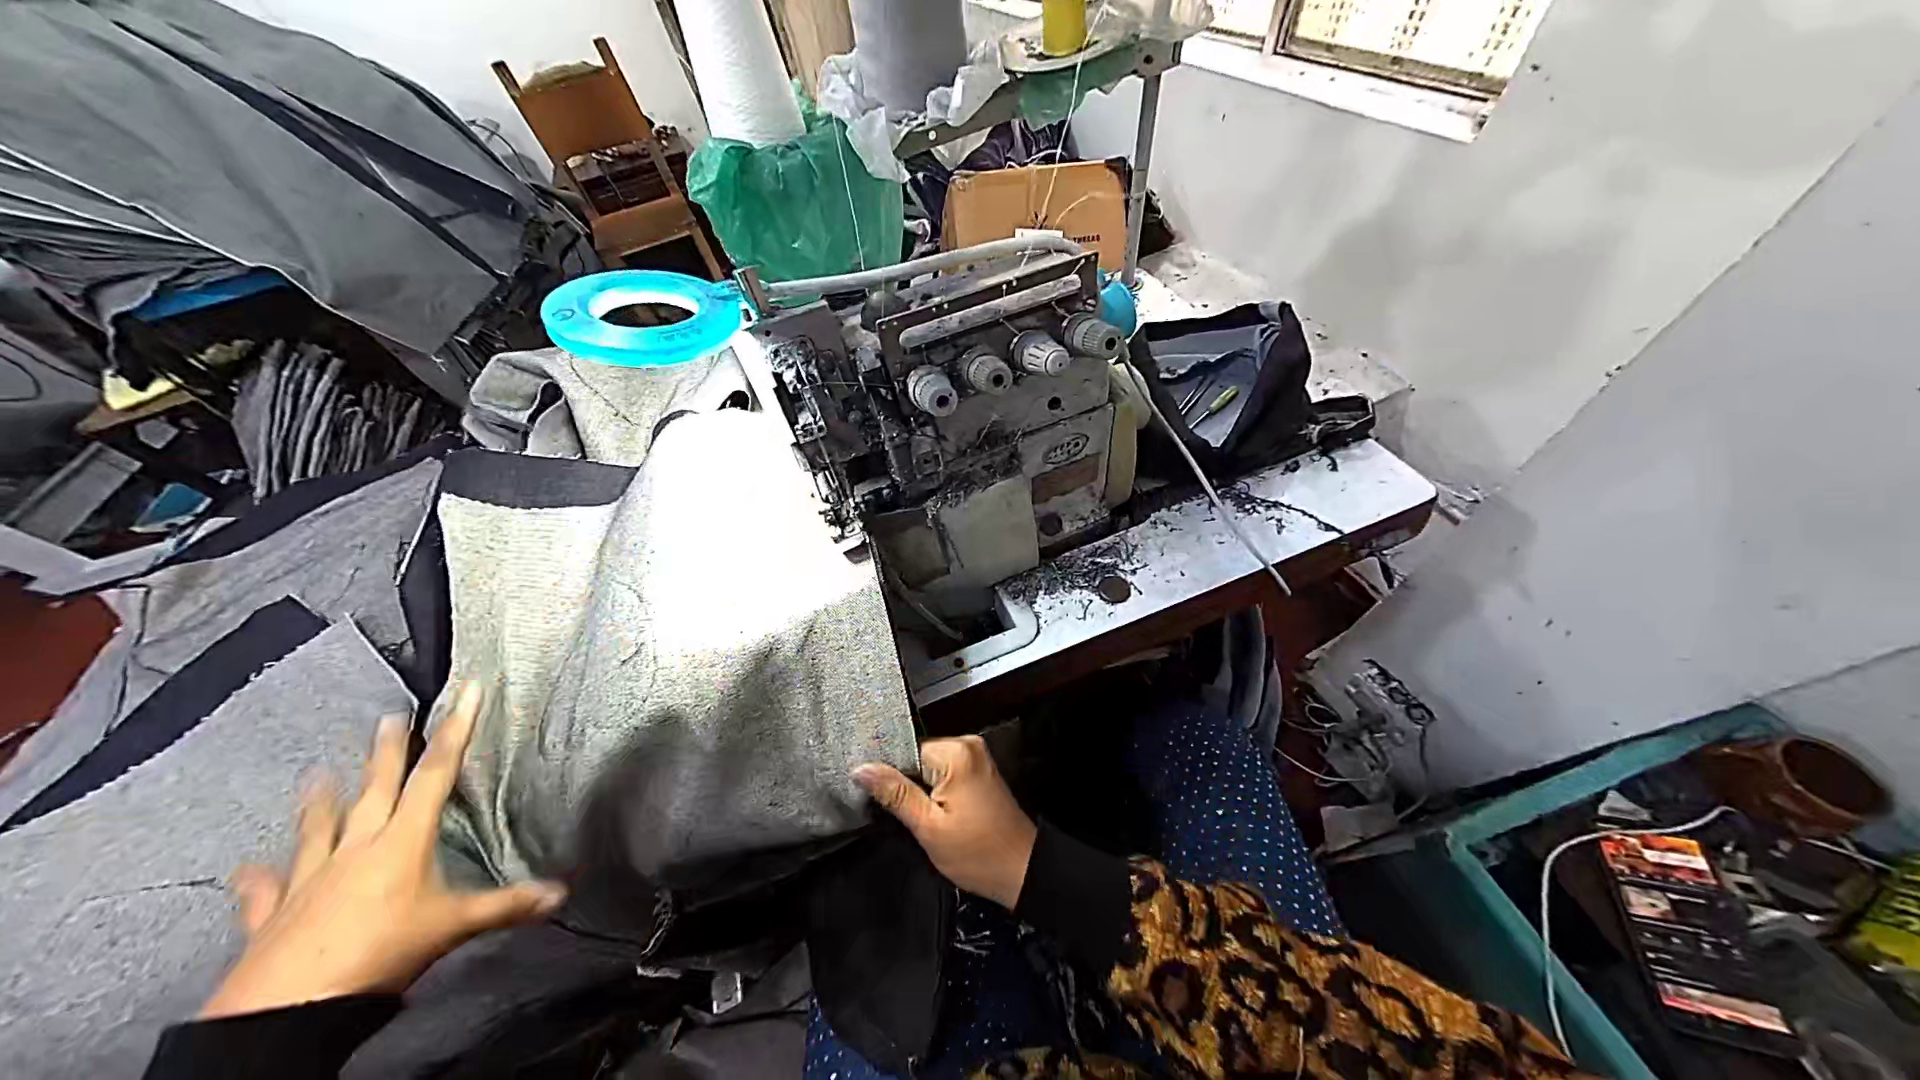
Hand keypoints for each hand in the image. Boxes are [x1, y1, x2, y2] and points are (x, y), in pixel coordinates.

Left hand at [200, 682, 565, 1018]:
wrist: (286, 1009)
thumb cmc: (379, 952)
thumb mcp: (453, 927)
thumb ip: (507, 905)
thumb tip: (560, 893)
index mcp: (402, 840)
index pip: (436, 773)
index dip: (456, 730)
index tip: (466, 693)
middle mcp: (356, 848)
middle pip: (376, 788)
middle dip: (387, 751)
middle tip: (388, 716)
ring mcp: (310, 878)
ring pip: (318, 828)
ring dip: (320, 800)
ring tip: (316, 772)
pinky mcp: (274, 914)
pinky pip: (267, 890)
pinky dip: (258, 879)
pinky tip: (244, 869)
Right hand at [853, 736, 1036, 909]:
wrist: (1022, 870)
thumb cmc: (977, 853)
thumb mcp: (928, 827)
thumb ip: (894, 793)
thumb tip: (860, 769)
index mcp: (956, 751)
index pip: (904, 751)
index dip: (887, 775)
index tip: (873, 797)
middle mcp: (967, 743)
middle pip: (916, 755)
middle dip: (902, 781)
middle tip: (892, 810)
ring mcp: (975, 755)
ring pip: (927, 764)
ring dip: (916, 787)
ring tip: (912, 812)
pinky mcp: (977, 768)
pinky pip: (942, 770)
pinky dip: (931, 788)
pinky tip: (927, 809)